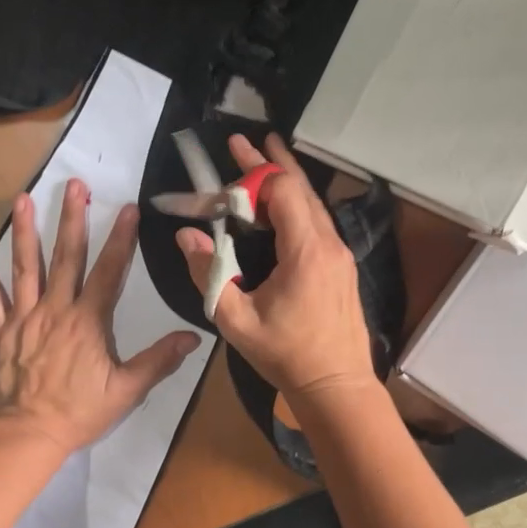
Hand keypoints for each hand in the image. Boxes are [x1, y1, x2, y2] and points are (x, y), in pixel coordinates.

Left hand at [0, 179, 201, 455]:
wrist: (29, 435)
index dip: (120, 238)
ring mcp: (25, 318)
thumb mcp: (126, 391)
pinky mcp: (1, 332)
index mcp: (88, 321)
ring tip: (23, 199)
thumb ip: (158, 361)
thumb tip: (193, 338)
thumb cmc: (80, 413)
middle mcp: (56, 310)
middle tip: (74, 185)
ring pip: (26, 268)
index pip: (109, 271)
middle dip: (72, 219)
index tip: (127, 208)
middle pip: (66, 257)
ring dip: (25, 232)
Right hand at [175, 134, 377, 398]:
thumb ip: (209, 276)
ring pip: (312, 204)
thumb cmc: (286, 356)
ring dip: (285, 181)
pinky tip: (280, 205)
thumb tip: (186, 237)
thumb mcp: (236, 321)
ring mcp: (339, 254)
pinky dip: (296, 204)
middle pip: (301, 189)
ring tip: (263, 157)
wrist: (337, 386)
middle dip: (270, 163)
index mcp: (306, 252)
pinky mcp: (340, 266)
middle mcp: (329, 244)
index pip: (284, 192)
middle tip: (242, 141)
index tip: (228, 169)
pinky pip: (317, 222)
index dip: (255, 177)